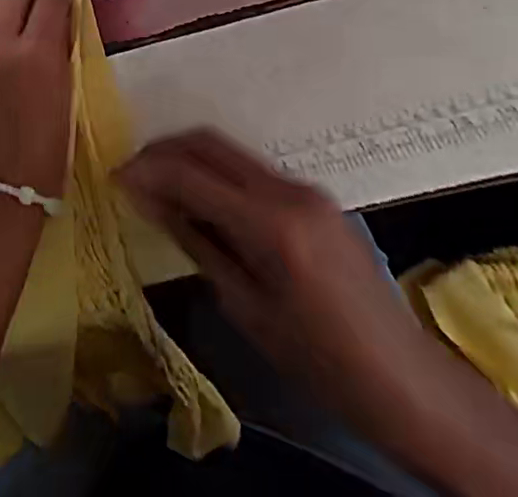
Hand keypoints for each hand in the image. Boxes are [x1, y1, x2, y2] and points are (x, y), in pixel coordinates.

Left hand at [0, 0, 75, 203]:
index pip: (53, 0)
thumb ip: (63, 53)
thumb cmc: (49, 152)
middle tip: (48, 4)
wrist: (1, 187)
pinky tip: (5, 43)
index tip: (71, 5)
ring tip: (23, 18)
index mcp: (38, 54)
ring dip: (10, 0)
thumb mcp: (68, 96)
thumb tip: (62, 26)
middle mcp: (3, 44)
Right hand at [116, 130, 422, 402]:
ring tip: (157, 185)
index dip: (146, 170)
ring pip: (229, 151)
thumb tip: (152, 201)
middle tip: (131, 173)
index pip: (191, 174)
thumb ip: (198, 243)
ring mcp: (306, 187)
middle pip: (209, 142)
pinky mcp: (315, 195)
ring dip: (188, 158)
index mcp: (272, 224)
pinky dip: (216, 174)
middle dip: (163, 150)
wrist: (403, 375)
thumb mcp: (246, 306)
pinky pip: (251, 170)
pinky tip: (200, 200)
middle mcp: (290, 190)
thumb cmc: (319, 360)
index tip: (114, 177)